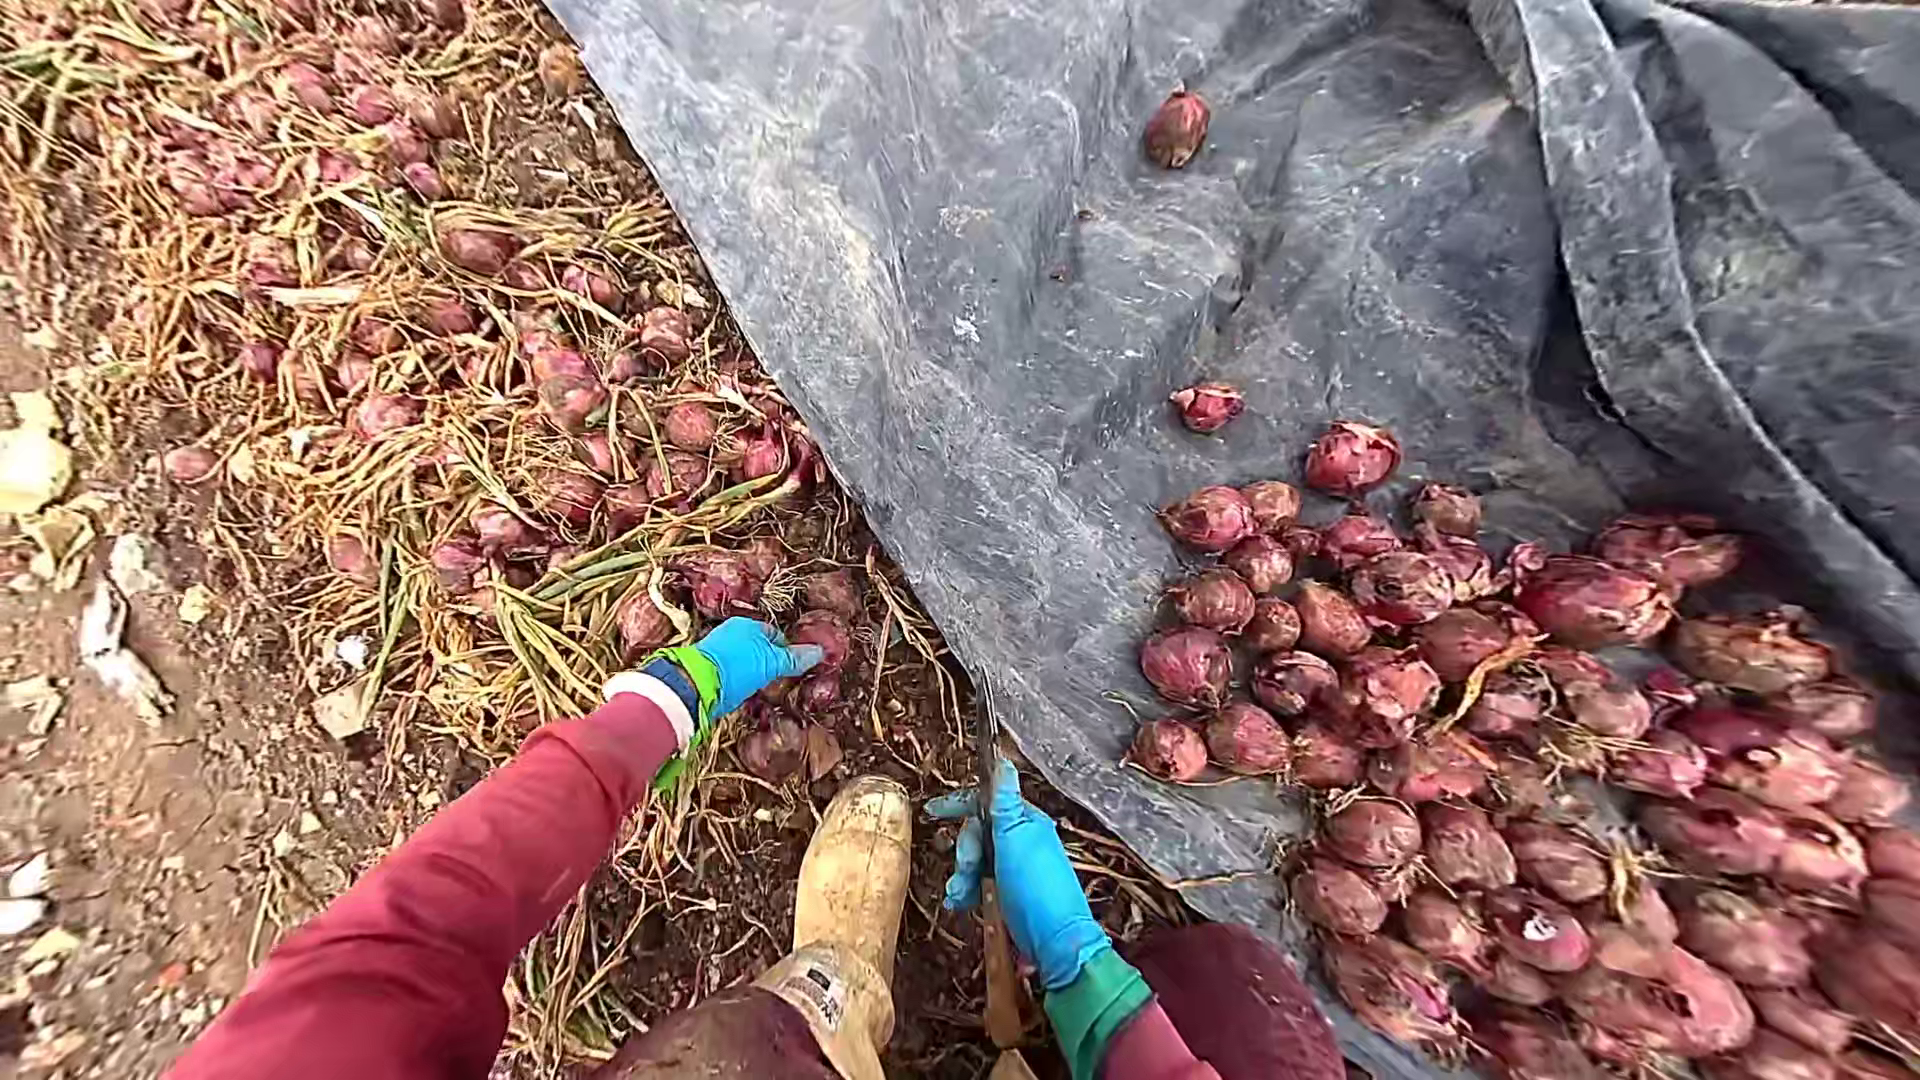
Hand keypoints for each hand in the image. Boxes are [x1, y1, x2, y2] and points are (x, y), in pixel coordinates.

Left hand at [693, 617, 823, 716]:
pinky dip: (739, 681)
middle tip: (779, 680)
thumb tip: (820, 651)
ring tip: (761, 689)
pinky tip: (742, 693)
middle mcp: (731, 632)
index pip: (776, 635)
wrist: (693, 686)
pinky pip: (731, 672)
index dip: (787, 652)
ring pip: (745, 660)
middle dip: (770, 663)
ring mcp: (717, 649)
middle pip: (760, 648)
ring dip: (754, 673)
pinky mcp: (705, 667)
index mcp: (748, 625)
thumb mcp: (772, 663)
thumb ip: (795, 659)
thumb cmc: (737, 667)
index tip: (793, 668)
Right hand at [927, 759, 1112, 989]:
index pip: (986, 800)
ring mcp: (1014, 867)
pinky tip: (962, 903)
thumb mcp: (1014, 837)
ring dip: (963, 874)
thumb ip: (1004, 801)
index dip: (959, 804)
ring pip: (976, 859)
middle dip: (965, 849)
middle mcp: (1019, 839)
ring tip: (960, 894)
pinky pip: (980, 882)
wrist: (1056, 944)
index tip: (933, 811)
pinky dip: (968, 890)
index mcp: (1024, 820)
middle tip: (966, 867)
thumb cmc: (1036, 887)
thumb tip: (1002, 761)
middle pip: (977, 831)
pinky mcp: (1009, 892)